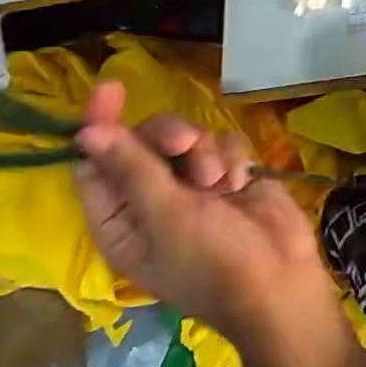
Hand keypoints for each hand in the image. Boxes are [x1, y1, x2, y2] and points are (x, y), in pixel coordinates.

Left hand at [73, 82, 332, 343]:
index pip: (96, 162)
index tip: (111, 88)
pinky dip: (235, 158)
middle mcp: (154, 199)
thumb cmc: (212, 259)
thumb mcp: (165, 216)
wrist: (279, 278)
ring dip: (207, 153)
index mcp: (121, 218)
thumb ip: (130, 168)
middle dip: (169, 137)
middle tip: (187, 143)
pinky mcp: (233, 175)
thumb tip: (85, 131)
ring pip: (191, 139)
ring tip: (222, 182)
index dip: (101, 126)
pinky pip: (226, 144)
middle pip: (147, 142)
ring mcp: (196, 186)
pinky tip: (244, 182)